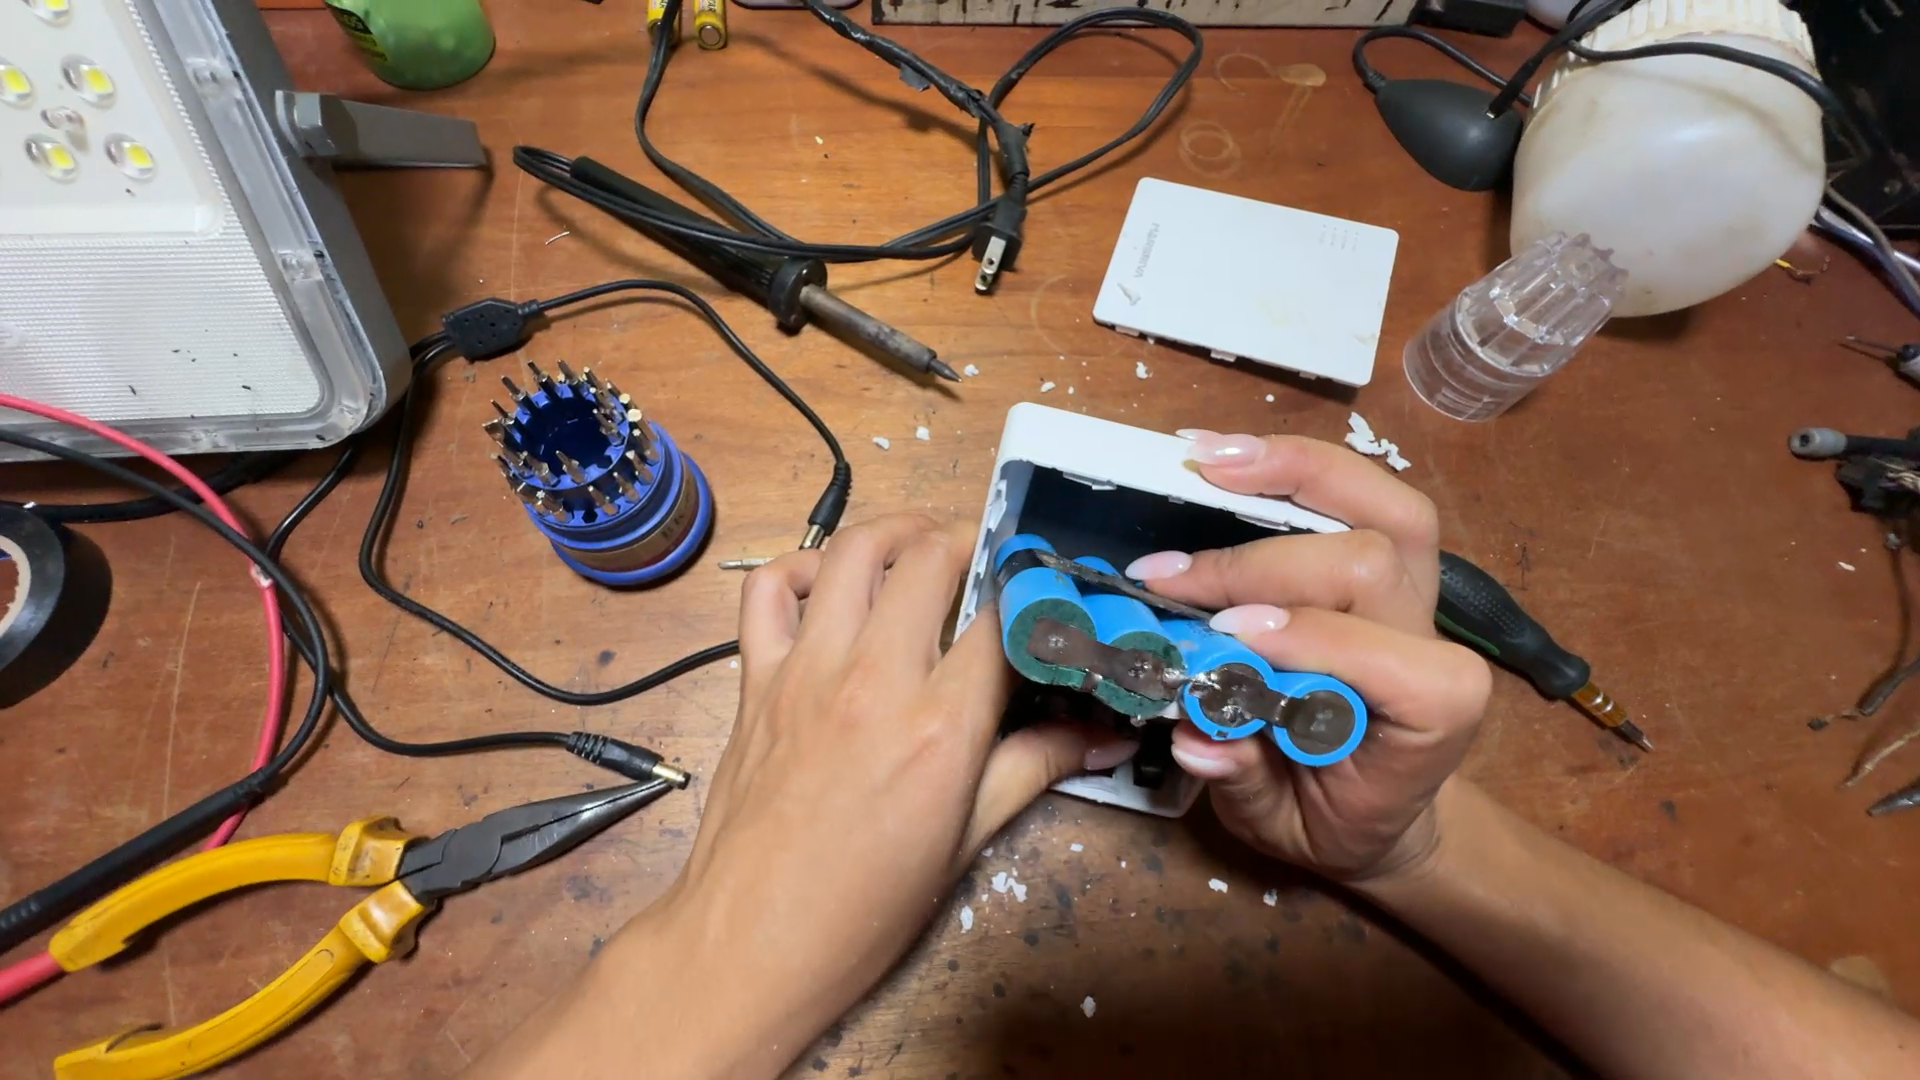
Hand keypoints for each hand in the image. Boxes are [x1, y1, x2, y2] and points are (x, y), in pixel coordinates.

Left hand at [605, 515, 1131, 1077]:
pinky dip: (803, 566)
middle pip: (929, 559)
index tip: (1040, 588)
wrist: (750, 945)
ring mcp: (807, 668)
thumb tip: (1105, 733)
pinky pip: (769, 590)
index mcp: (939, 724)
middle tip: (985, 557)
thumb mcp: (967, 842)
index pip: (999, 620)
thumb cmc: (869, 907)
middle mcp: (874, 675)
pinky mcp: (757, 676)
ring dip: (897, 530)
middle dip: (968, 541)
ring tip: (923, 543)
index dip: (1029, 592)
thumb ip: (1036, 767)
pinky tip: (832, 584)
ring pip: (853, 551)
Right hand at [1124, 432, 1490, 882]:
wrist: (1381, 805)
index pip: (1385, 659)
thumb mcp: (1284, 826)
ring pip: (1382, 503)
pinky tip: (1225, 457)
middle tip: (1167, 576)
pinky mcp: (1382, 565)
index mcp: (1428, 718)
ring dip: (1288, 471)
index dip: (1307, 639)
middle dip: (1258, 565)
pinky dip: (1290, 468)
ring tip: (1203, 455)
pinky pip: (1357, 496)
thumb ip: (1245, 782)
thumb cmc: (1333, 815)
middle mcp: (1431, 640)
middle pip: (1367, 562)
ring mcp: (1412, 593)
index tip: (1220, 635)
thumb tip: (1197, 739)